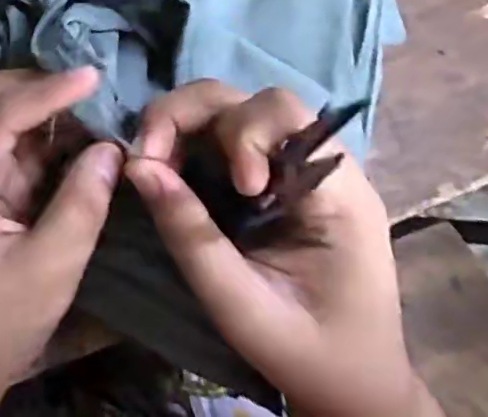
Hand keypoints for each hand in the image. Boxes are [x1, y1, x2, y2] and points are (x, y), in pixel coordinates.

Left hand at [0, 68, 123, 415]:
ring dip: (53, 104)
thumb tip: (112, 148)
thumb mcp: (48, 269)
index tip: (93, 75)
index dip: (49, 90)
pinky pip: (25, 141)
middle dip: (45, 84)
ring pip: (12, 112)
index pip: (3, 113)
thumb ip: (81, 206)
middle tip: (98, 83)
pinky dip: (55, 131)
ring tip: (101, 102)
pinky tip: (88, 131)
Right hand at [125, 82, 440, 416]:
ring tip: (155, 165)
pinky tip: (169, 172)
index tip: (237, 188)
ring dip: (179, 125)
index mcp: (336, 189)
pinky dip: (183, 141)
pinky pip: (216, 134)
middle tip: (151, 157)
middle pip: (243, 99)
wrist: (350, 390)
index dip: (244, 131)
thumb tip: (136, 167)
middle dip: (186, 115)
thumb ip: (193, 239)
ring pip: (223, 108)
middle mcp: (311, 161)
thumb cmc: (310, 356)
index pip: (284, 111)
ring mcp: (284, 163)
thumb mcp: (245, 310)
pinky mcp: (262, 172)